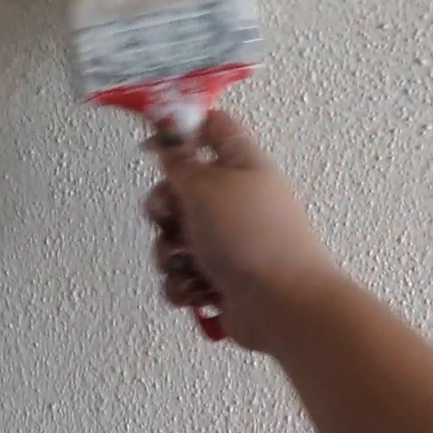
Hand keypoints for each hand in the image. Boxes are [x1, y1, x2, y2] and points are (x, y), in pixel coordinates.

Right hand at [143, 111, 342, 351]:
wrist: (280, 305)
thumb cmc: (250, 238)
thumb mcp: (206, 186)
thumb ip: (179, 161)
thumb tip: (168, 139)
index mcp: (240, 165)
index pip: (210, 128)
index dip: (179, 131)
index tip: (153, 146)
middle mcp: (233, 202)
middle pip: (179, 191)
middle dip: (163, 210)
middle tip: (171, 219)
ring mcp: (226, 244)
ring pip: (173, 240)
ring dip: (169, 255)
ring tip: (189, 265)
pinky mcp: (218, 281)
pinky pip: (180, 277)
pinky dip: (183, 286)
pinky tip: (200, 291)